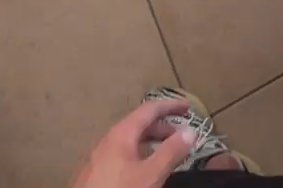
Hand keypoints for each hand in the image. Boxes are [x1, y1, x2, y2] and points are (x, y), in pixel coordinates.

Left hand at [69, 99, 198, 187]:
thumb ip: (171, 152)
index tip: (189, 108)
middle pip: (139, 124)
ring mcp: (98, 157)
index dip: (171, 106)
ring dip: (150, 142)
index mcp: (122, 133)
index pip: (150, 109)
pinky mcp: (93, 174)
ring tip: (165, 154)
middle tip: (181, 136)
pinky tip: (142, 170)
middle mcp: (108, 139)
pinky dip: (138, 154)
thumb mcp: (150, 176)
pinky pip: (120, 154)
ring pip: (129, 141)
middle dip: (162, 127)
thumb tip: (190, 131)